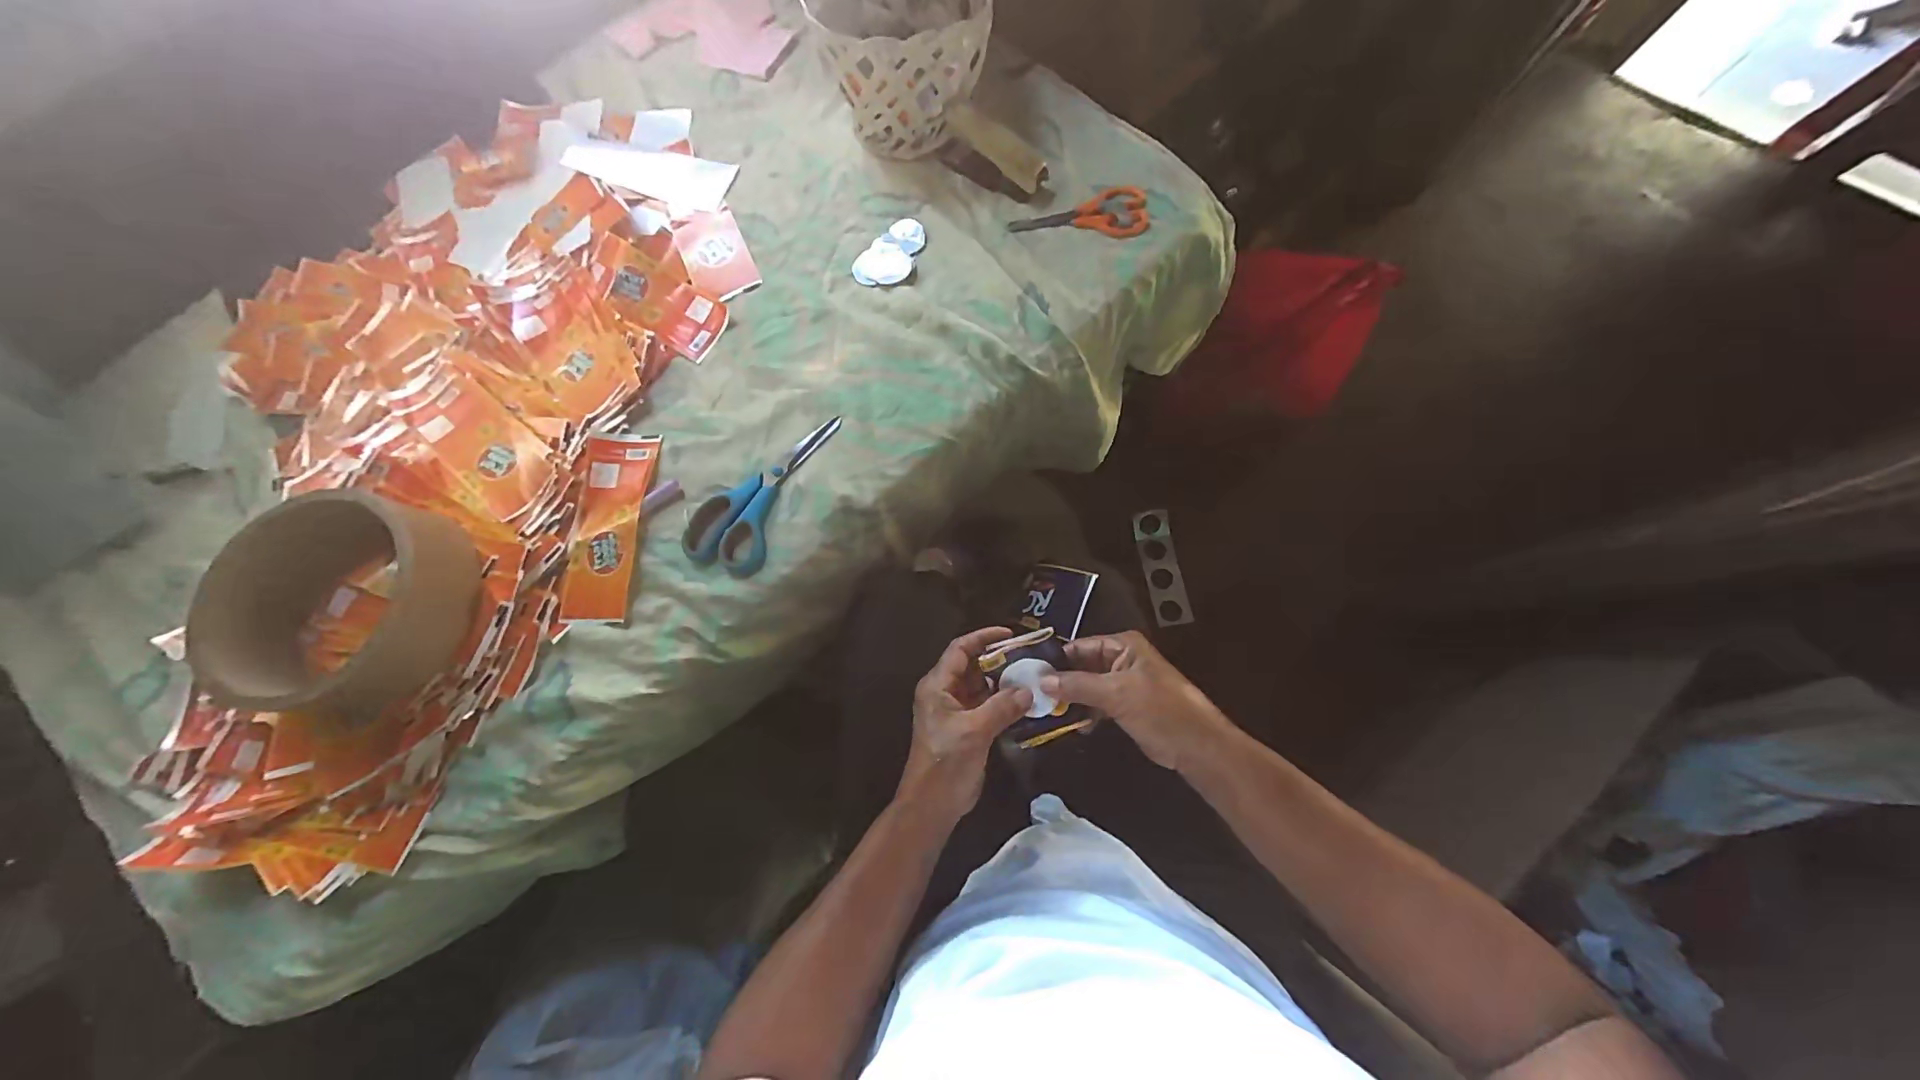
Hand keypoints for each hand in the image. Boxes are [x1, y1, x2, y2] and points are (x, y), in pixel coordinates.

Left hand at [895, 627, 1032, 824]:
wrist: (932, 804)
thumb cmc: (946, 762)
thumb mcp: (974, 731)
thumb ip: (1002, 707)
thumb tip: (1028, 689)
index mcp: (937, 686)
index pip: (960, 649)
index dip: (984, 637)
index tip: (1011, 634)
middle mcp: (944, 693)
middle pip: (972, 666)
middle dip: (999, 659)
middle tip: (1030, 656)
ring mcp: (955, 712)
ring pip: (981, 686)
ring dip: (1003, 681)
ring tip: (1033, 675)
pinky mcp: (967, 728)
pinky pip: (987, 706)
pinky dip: (1004, 702)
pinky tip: (1026, 701)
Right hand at [1041, 631, 1235, 771]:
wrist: (1197, 747)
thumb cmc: (1161, 711)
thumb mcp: (1116, 694)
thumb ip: (1077, 685)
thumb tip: (1041, 681)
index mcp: (1124, 646)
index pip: (1080, 646)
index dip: (1056, 658)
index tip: (1028, 672)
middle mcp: (1122, 660)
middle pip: (1081, 665)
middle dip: (1060, 680)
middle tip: (1031, 693)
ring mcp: (1123, 684)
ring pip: (1087, 686)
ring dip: (1070, 699)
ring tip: (1044, 710)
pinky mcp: (1125, 707)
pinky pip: (1096, 704)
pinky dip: (1084, 712)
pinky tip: (1069, 723)